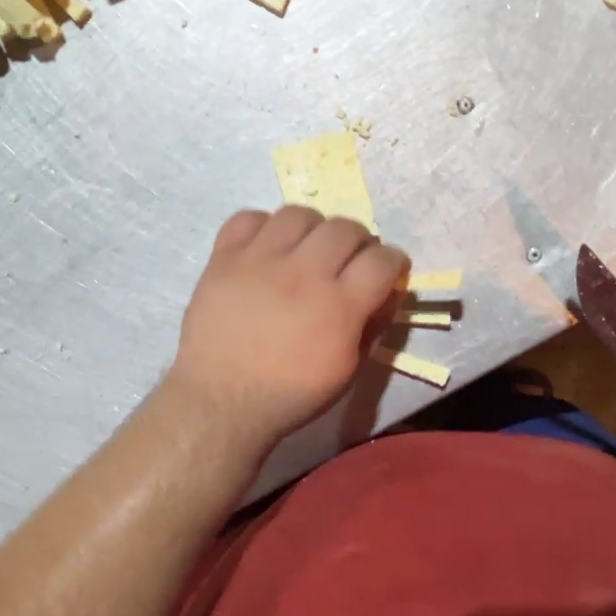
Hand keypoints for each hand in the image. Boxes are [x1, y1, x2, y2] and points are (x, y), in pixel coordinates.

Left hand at [166, 207, 407, 447]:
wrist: (222, 401)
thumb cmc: (290, 395)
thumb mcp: (346, 373)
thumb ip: (370, 329)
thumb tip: (385, 295)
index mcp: (339, 307)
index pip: (382, 259)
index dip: (392, 262)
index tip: (386, 271)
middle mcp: (303, 273)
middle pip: (344, 228)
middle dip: (357, 241)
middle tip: (348, 261)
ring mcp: (260, 261)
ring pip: (298, 214)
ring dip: (312, 229)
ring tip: (306, 251)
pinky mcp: (224, 258)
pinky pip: (249, 218)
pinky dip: (263, 228)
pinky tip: (266, 250)